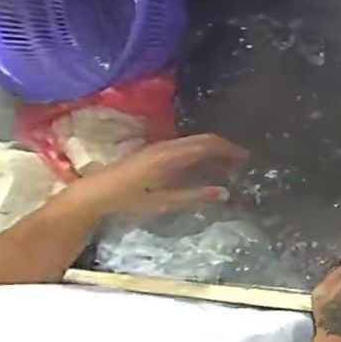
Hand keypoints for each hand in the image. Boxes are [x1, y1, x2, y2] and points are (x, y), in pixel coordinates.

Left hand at [55, 134, 249, 220]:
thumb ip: (194, 196)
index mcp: (171, 156)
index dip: (229, 150)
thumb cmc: (127, 199)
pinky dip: (201, 153)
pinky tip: (204, 166)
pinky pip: (185, 146)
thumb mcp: (163, 201)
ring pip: (194, 142)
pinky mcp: (155, 152)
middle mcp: (167, 146)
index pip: (208, 145)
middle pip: (203, 140)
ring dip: (213, 150)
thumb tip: (225, 192)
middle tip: (241, 161)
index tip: (246, 158)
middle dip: (225, 148)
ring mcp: (160, 147)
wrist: (94, 193)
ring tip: (227, 165)